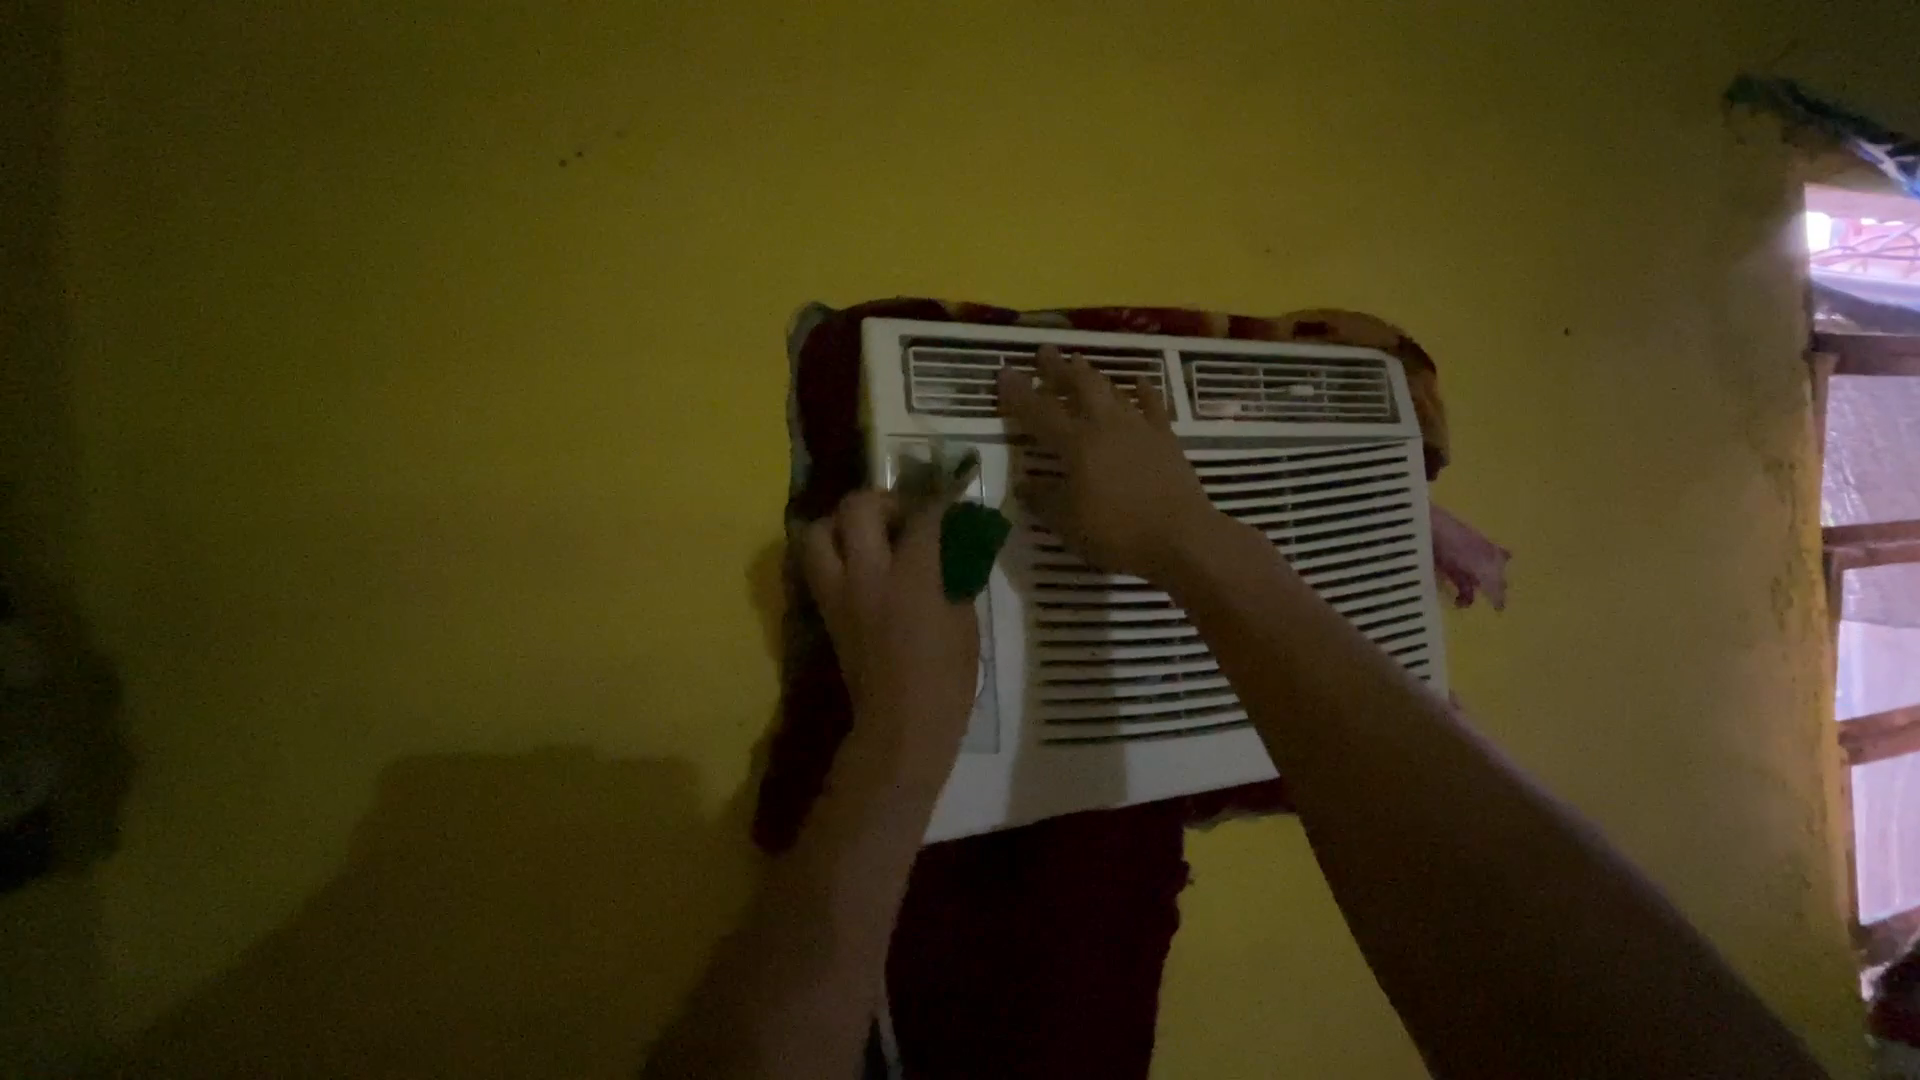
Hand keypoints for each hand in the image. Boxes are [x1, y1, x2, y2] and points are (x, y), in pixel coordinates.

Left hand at [802, 491, 980, 759]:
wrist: (901, 726)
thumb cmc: (946, 679)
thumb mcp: (963, 622)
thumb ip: (953, 577)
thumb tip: (948, 551)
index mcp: (912, 578)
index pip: (922, 518)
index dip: (937, 502)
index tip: (947, 499)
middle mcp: (868, 575)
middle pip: (857, 508)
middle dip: (881, 500)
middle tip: (900, 515)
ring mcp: (839, 592)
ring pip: (817, 531)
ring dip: (840, 523)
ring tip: (865, 534)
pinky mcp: (825, 611)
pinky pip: (815, 563)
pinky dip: (830, 551)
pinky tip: (857, 563)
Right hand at [997, 345, 1218, 580]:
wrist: (1181, 537)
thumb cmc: (1117, 533)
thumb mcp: (1067, 524)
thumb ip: (1043, 500)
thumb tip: (1024, 485)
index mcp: (1076, 444)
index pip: (1039, 412)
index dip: (1018, 393)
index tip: (1004, 372)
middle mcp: (1105, 425)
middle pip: (1079, 386)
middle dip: (1058, 368)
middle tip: (1045, 352)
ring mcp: (1139, 428)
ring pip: (1112, 390)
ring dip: (1093, 375)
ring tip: (1079, 362)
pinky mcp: (1166, 438)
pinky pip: (1152, 405)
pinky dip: (1143, 390)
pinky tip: (1138, 381)